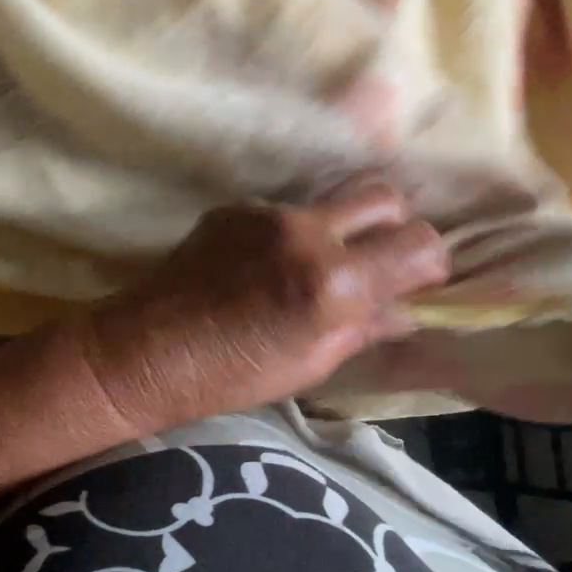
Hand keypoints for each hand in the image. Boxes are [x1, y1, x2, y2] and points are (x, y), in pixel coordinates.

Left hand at [77, 184, 448, 431]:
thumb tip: (403, 309)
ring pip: (328, 200)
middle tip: (371, 263)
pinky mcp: (231, 208)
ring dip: (336, 228)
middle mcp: (306, 231)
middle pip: (383, 196)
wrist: (145, 351)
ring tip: (310, 267)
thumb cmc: (231, 375)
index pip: (421, 242)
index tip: (412, 284)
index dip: (426, 264)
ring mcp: (264, 213)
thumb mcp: (311, 364)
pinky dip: (287, 233)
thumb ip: (363, 327)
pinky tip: (261, 268)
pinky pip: (281, 211)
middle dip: (390, 227)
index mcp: (335, 279)